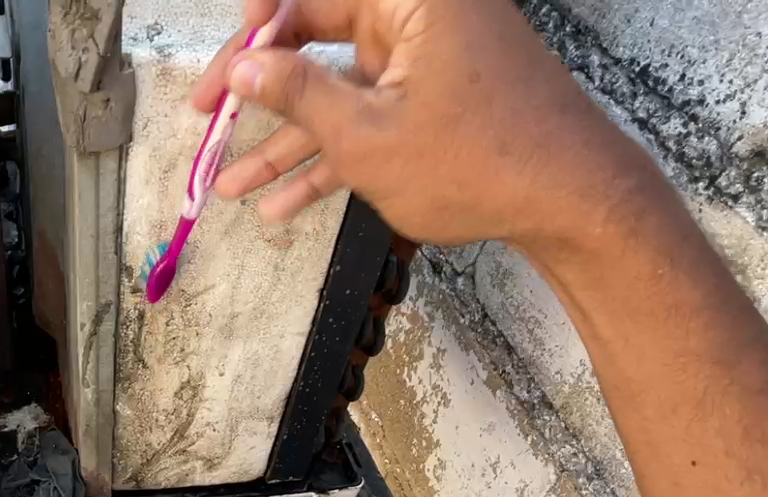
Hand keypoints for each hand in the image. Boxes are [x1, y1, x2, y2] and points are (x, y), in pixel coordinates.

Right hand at [189, 0, 658, 251]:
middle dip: (255, 91)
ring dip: (281, 144)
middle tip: (204, 121)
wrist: (564, 198)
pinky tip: (278, 206)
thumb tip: (243, 66)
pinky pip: (362, 124)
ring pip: (332, 96)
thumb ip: (298, 95)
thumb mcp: (366, 135)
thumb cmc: (471, 160)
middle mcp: (410, 16)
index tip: (221, 70)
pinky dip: (324, 162)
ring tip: (226, 185)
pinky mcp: (423, 107)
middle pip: (313, 41)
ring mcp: (416, 65)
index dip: (258, 25)